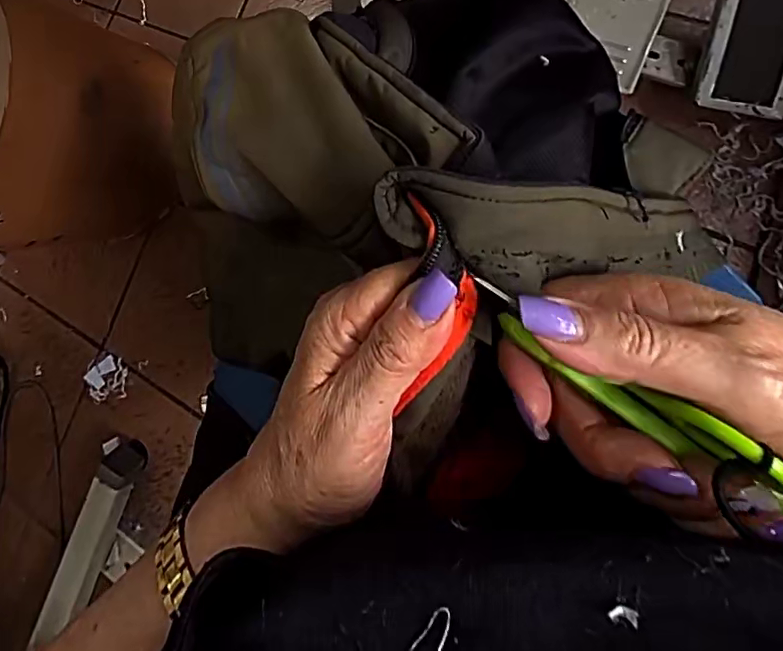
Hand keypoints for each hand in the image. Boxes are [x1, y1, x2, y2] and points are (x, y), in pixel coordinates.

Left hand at [197, 262, 460, 557]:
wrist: (292, 509)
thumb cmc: (312, 466)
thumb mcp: (356, 409)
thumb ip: (396, 350)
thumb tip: (439, 290)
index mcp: (341, 313)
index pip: (409, 272)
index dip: (449, 284)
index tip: (485, 307)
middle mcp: (355, 314)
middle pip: (420, 286)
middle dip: (457, 302)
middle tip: (490, 334)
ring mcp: (369, 336)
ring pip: (427, 310)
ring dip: (456, 324)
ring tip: (482, 345)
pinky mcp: (384, 358)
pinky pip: (425, 335)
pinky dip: (447, 343)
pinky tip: (463, 355)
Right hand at [500, 273, 782, 553]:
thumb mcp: (742, 374)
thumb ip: (639, 347)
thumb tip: (543, 315)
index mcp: (661, 308)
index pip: (559, 314)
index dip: (537, 358)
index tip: (543, 413)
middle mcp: (660, 350)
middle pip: (577, 389)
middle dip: (610, 440)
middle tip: (666, 465)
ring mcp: (679, 404)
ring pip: (615, 443)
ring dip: (659, 479)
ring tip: (726, 482)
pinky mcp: (699, 451)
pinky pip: (656, 483)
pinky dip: (691, 502)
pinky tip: (742, 499)